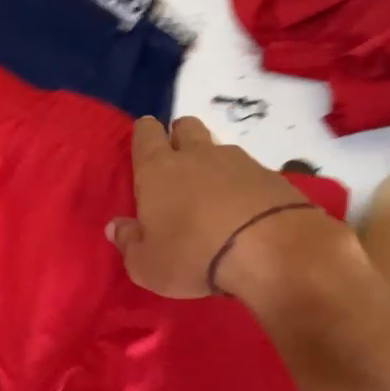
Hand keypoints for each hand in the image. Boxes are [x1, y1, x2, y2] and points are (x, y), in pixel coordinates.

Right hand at [109, 116, 337, 298]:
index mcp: (157, 170)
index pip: (145, 135)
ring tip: (208, 192)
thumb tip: (116, 226)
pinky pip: (246, 170)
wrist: (272, 251)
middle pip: (185, 127)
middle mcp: (196, 156)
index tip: (143, 146)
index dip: (143, 135)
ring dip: (209, 161)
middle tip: (174, 163)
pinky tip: (239, 208)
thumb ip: (128, 242)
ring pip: (216, 147)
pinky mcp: (271, 176)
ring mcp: (238, 162)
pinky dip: (239, 183)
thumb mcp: (145, 264)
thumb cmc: (193, 255)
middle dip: (177, 136)